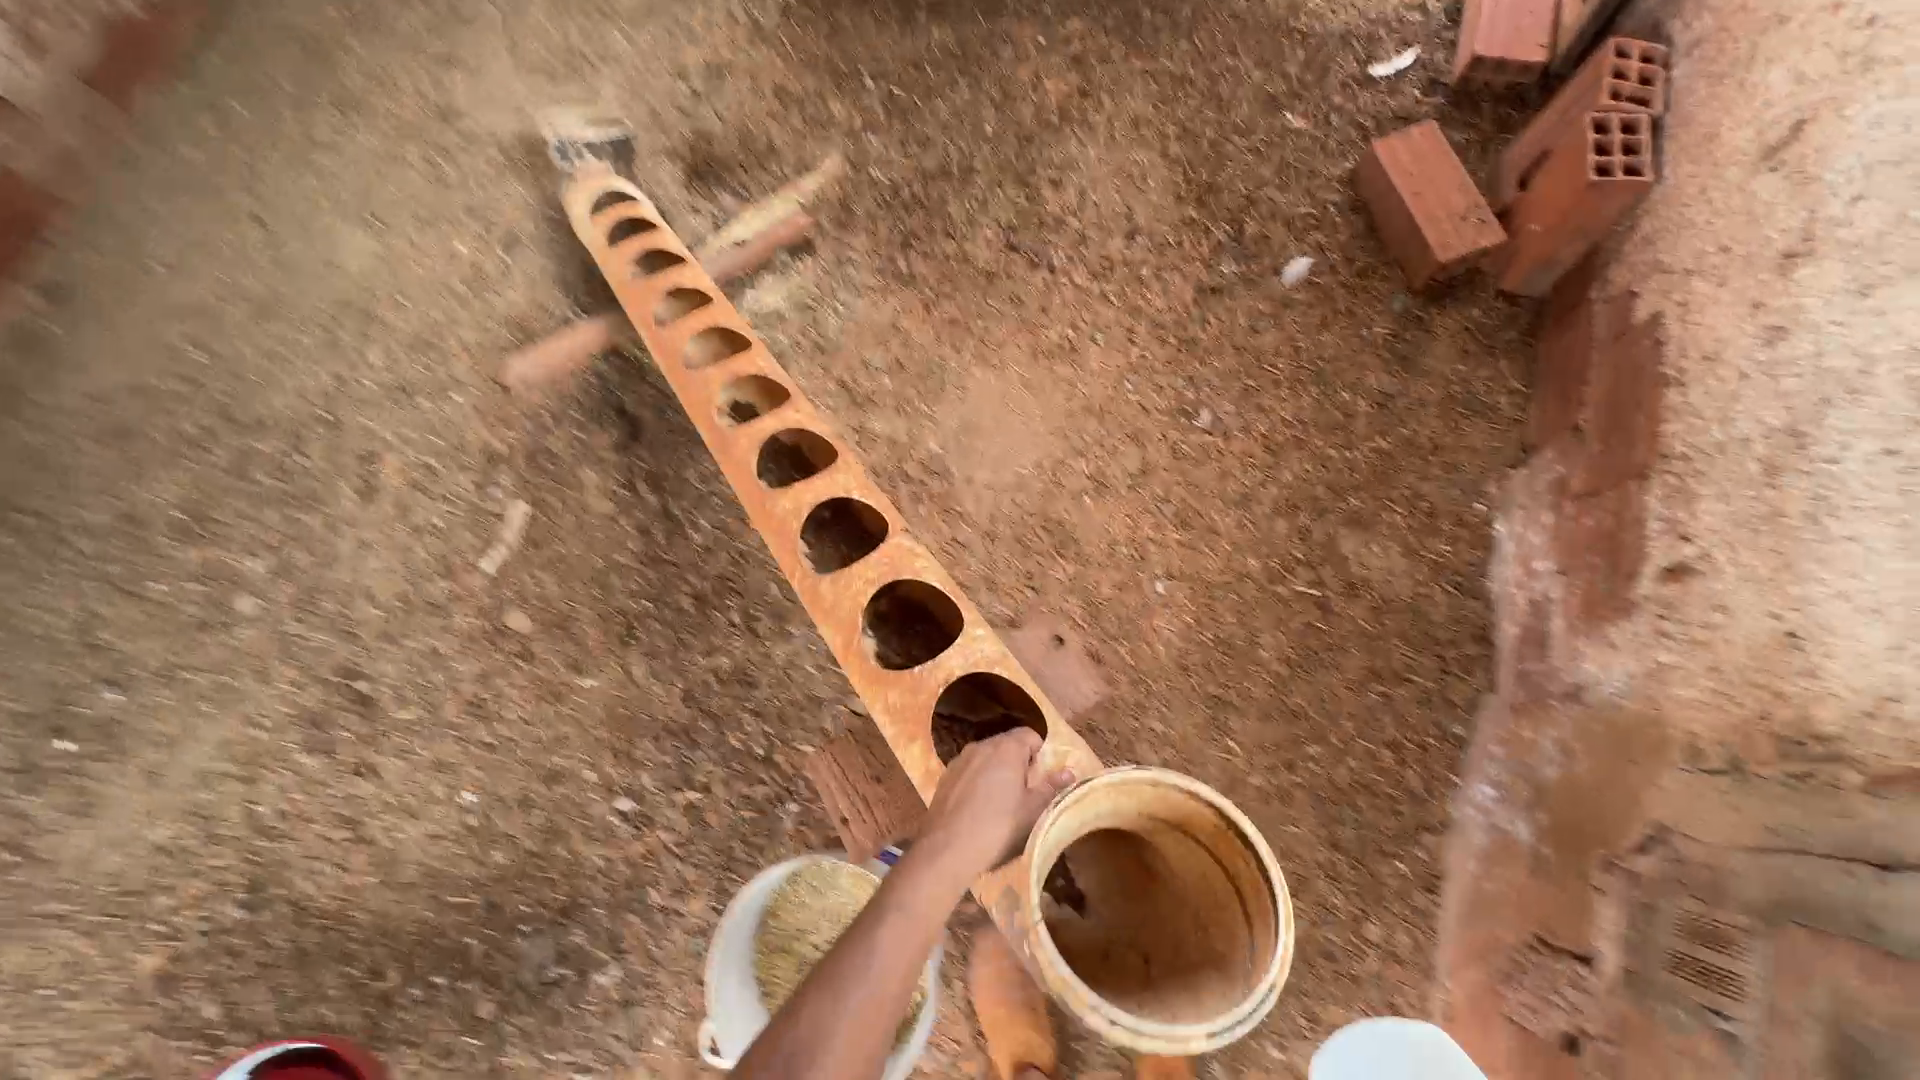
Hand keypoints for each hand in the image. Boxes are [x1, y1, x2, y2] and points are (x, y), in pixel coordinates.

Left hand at [919, 729, 1075, 883]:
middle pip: (1007, 744)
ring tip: (1002, 802)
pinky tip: (978, 808)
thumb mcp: (1033, 810)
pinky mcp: (945, 777)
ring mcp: (959, 760)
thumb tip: (1070, 771)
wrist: (947, 849)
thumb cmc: (999, 827)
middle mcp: (981, 746)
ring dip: (997, 771)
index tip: (1042, 778)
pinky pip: (970, 771)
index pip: (1030, 734)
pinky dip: (978, 781)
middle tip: (1026, 793)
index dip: (1040, 753)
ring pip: (987, 758)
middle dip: (1019, 763)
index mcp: (1006, 748)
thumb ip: (1051, 787)